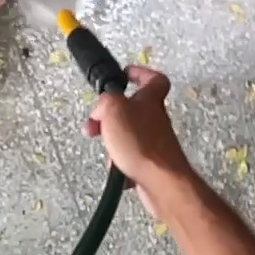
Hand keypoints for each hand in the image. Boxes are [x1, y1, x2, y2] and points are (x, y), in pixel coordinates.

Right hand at [84, 65, 197, 217]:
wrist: (159, 180)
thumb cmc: (140, 142)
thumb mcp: (114, 109)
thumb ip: (106, 101)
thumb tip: (102, 109)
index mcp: (151, 100)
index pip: (153, 78)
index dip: (140, 73)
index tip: (125, 74)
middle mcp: (155, 119)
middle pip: (131, 111)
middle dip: (109, 117)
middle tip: (95, 124)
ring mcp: (154, 142)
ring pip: (127, 136)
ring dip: (111, 143)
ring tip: (108, 152)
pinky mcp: (150, 163)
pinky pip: (129, 158)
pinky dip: (119, 164)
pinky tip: (117, 168)